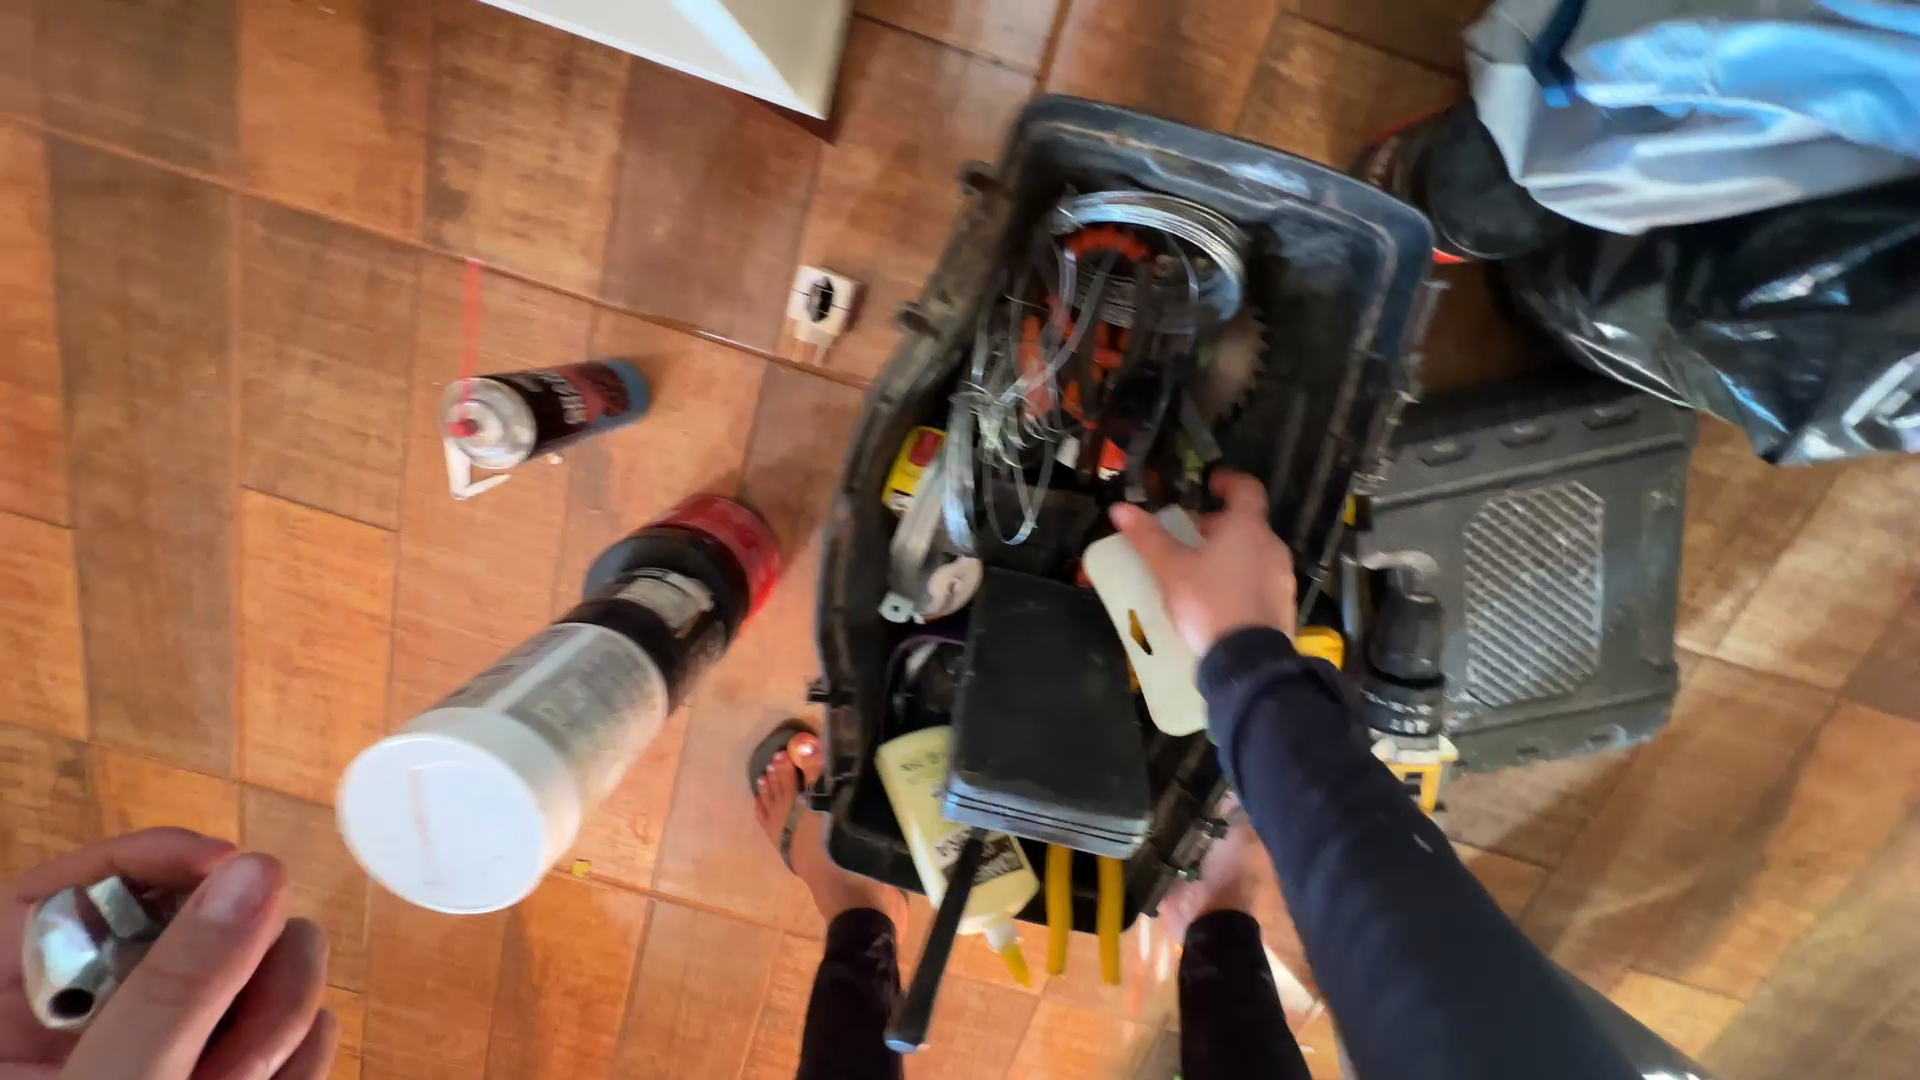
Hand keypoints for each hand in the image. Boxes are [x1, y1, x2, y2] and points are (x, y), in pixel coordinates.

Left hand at [2, 829, 337, 1079]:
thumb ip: (178, 985)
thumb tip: (261, 865)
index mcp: (18, 1012)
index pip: (79, 884)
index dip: (159, 858)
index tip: (232, 869)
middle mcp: (104, 1010)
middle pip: (214, 915)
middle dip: (252, 973)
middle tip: (232, 1045)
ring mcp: (180, 1034)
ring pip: (278, 962)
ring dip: (279, 1025)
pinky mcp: (236, 1059)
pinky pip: (304, 1015)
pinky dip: (295, 1057)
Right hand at [1109, 470, 1297, 654]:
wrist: (1248, 659)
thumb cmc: (1208, 602)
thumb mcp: (1170, 569)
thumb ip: (1147, 537)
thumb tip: (1120, 509)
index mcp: (1247, 528)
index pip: (1246, 489)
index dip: (1228, 481)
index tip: (1210, 482)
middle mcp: (1271, 546)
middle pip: (1246, 524)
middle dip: (1218, 526)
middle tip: (1189, 536)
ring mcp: (1282, 577)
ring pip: (1254, 553)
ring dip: (1229, 554)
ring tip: (1199, 571)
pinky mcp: (1283, 605)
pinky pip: (1259, 580)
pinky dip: (1239, 579)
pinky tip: (1217, 600)